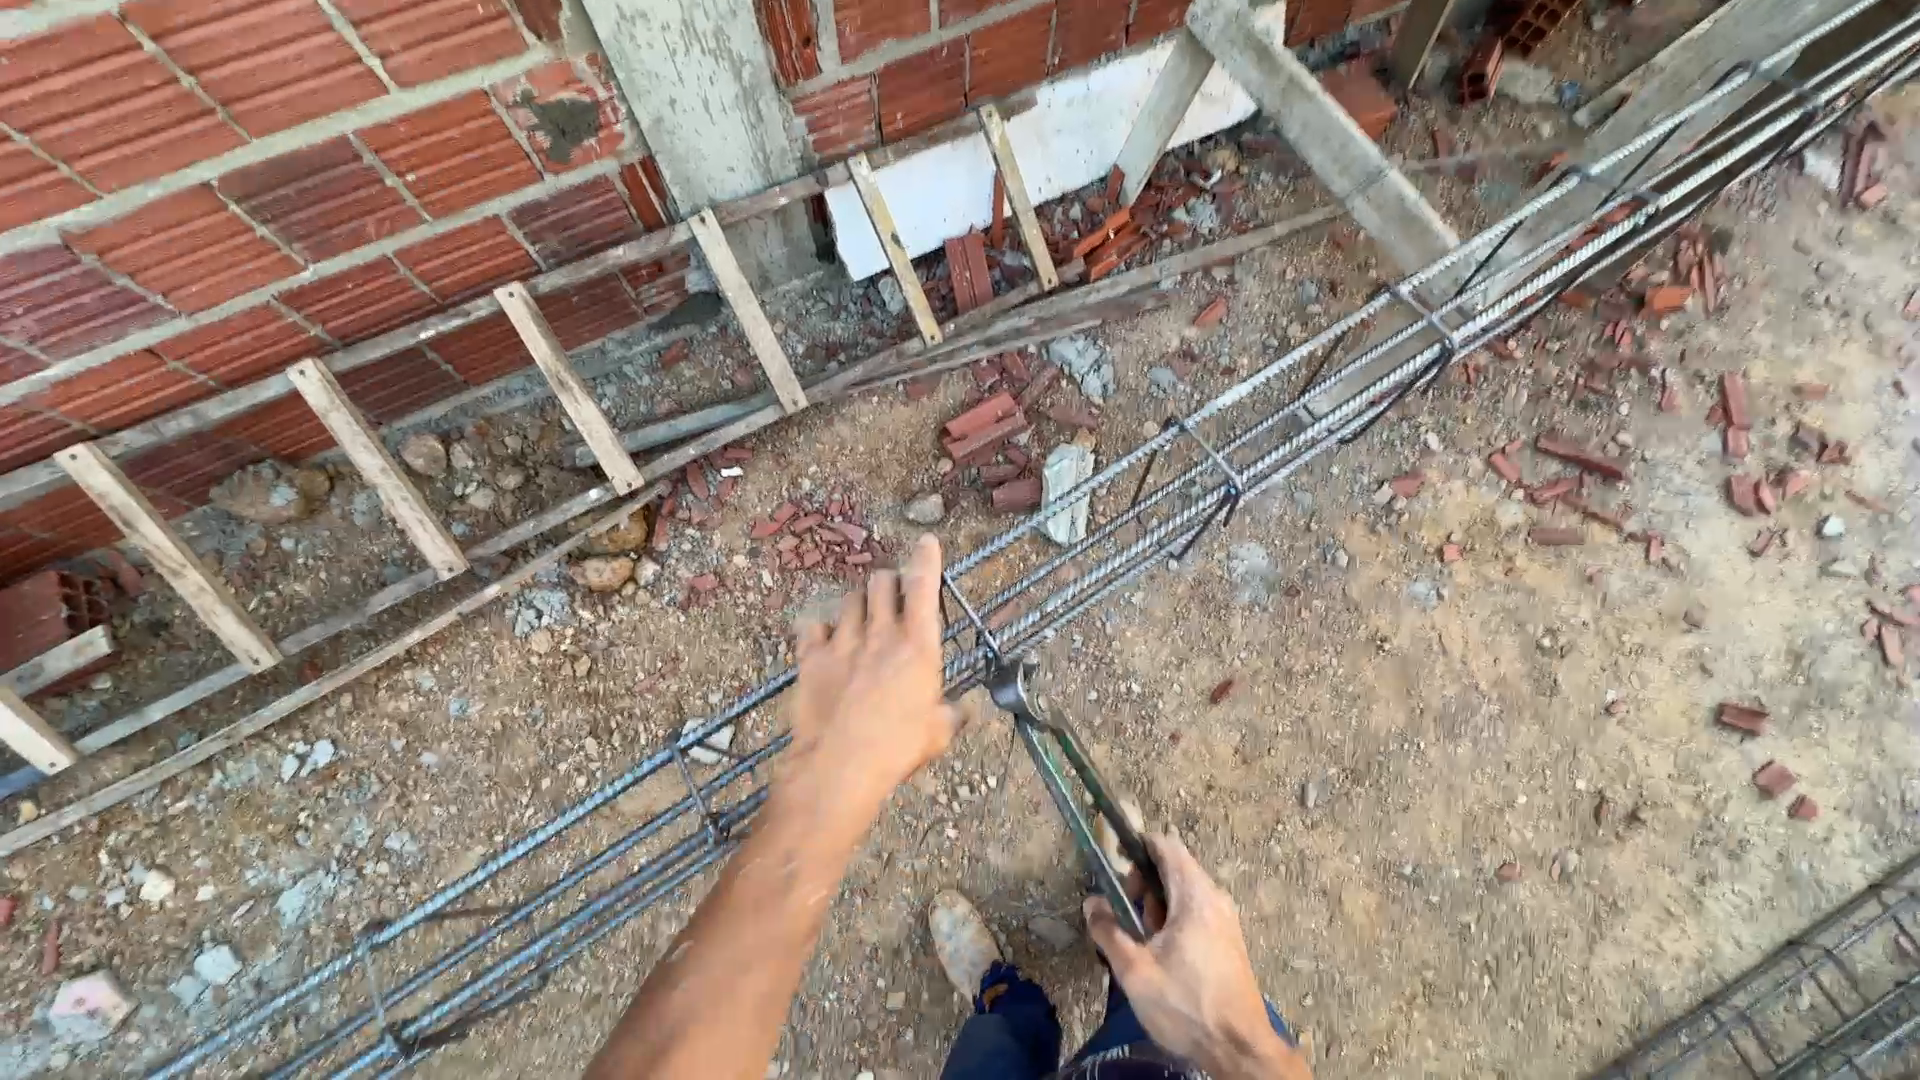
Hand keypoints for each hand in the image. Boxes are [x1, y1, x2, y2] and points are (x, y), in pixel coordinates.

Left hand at [780, 533, 959, 820]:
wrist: (838, 766)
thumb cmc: (897, 749)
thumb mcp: (938, 734)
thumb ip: (952, 714)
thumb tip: (964, 711)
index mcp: (918, 646)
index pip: (924, 586)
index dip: (926, 559)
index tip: (926, 542)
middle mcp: (881, 633)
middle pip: (881, 582)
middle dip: (888, 581)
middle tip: (891, 595)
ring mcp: (842, 642)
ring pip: (850, 599)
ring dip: (859, 603)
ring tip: (861, 617)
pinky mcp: (811, 658)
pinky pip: (813, 626)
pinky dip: (821, 629)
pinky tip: (825, 640)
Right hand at [1085, 834, 1310, 1079]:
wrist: (1240, 1050)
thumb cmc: (1185, 1005)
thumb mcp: (1135, 971)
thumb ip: (1108, 931)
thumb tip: (1092, 903)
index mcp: (1194, 895)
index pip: (1165, 845)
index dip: (1136, 848)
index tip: (1115, 870)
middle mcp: (1215, 897)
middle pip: (1173, 867)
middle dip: (1143, 883)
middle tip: (1126, 915)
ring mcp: (1226, 919)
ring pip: (1184, 892)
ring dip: (1158, 905)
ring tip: (1143, 940)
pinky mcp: (1229, 940)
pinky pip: (1197, 911)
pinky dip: (1175, 919)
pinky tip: (1164, 954)